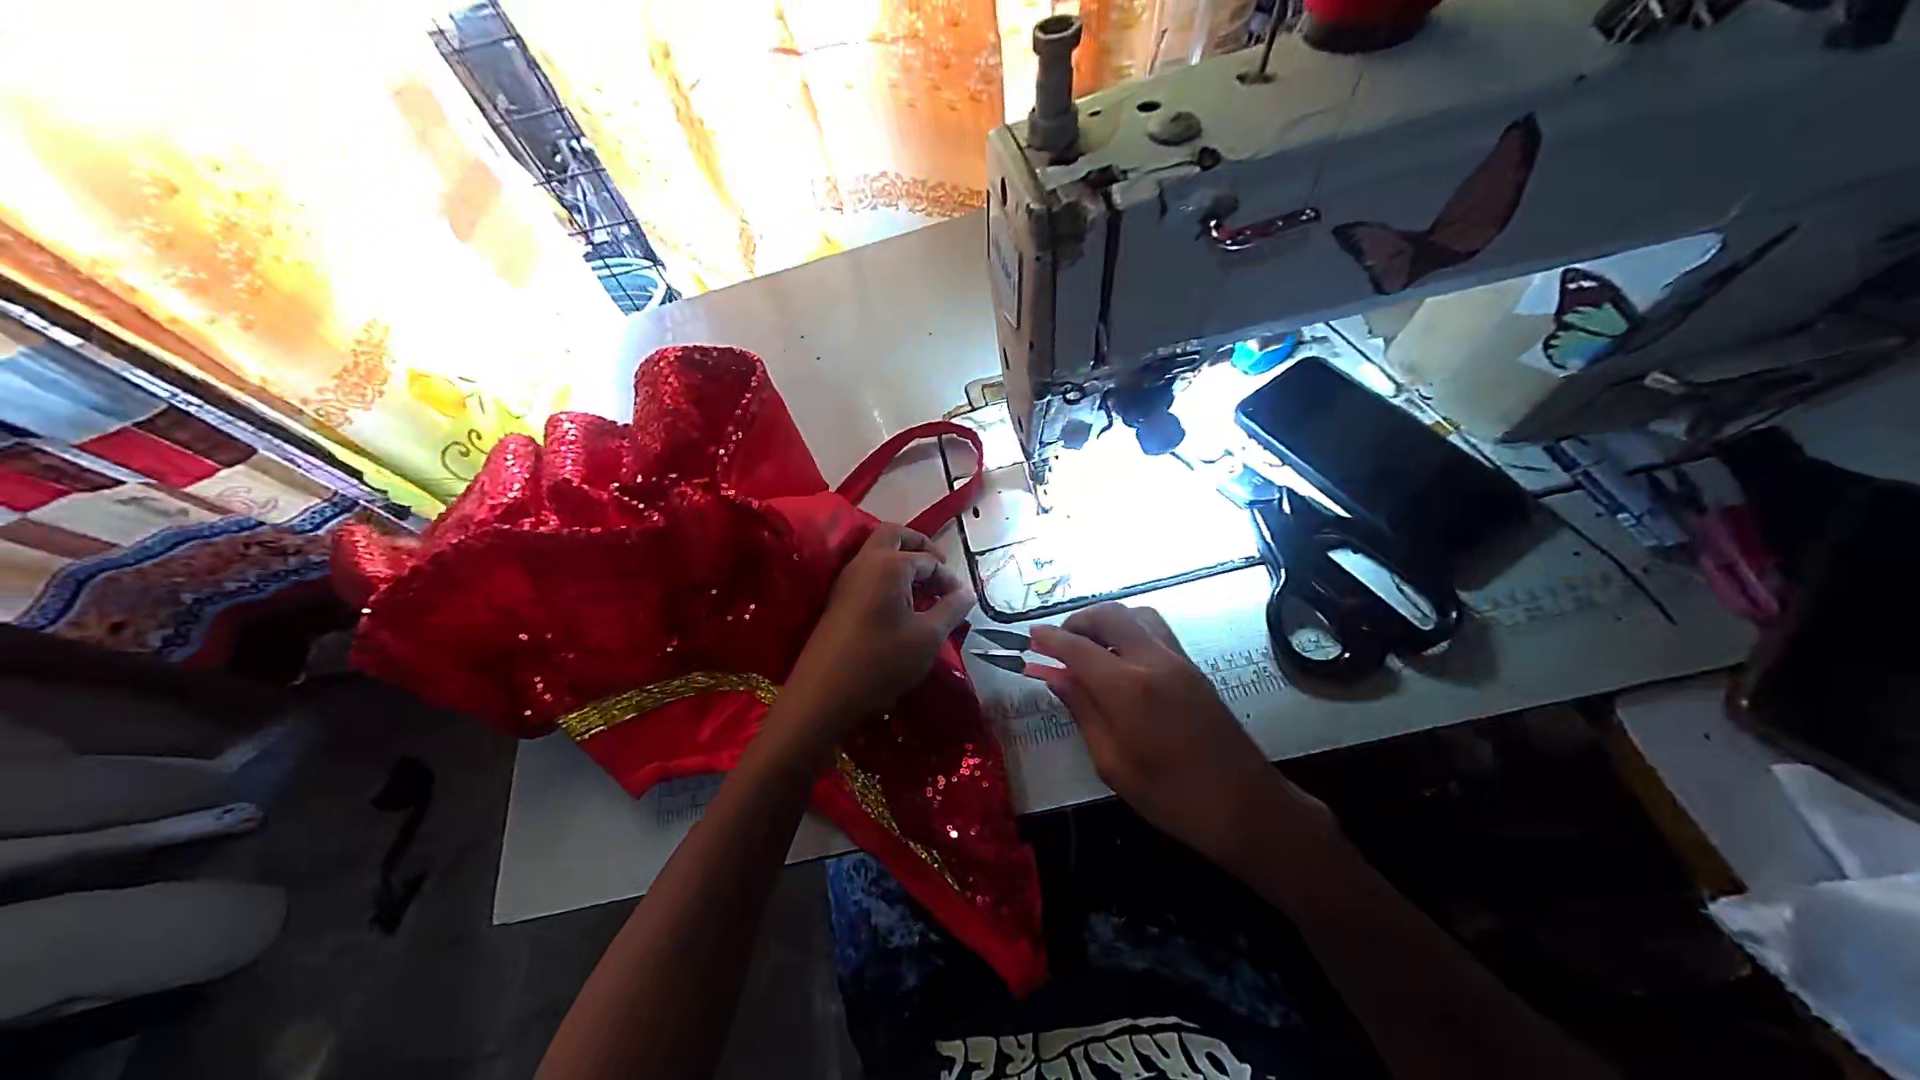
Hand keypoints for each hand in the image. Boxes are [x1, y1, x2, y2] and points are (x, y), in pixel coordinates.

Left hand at [780, 523, 975, 745]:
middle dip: (920, 546)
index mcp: (889, 564)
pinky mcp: (838, 599)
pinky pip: (867, 573)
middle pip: (894, 535)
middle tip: (938, 570)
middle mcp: (864, 562)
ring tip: (922, 592)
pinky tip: (900, 608)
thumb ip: (952, 609)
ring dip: (902, 562)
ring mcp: (846, 580)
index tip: (961, 601)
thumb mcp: (928, 637)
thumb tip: (966, 592)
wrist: (825, 694)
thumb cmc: (882, 661)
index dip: (949, 578)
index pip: (929, 560)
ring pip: (876, 553)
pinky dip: (886, 578)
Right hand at [1027, 603, 1332, 864]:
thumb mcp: (1113, 764)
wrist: (1247, 807)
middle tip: (1058, 644)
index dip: (1049, 640)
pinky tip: (1120, 661)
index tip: (1029, 638)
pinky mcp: (1195, 669)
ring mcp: (1180, 661)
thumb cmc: (1173, 798)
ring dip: (1107, 622)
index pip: (1078, 647)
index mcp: (1129, 689)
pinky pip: (1156, 631)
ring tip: (1089, 649)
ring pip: (1136, 616)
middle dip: (1077, 621)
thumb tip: (1054, 676)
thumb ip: (1082, 711)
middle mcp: (1155, 661)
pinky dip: (1130, 631)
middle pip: (1109, 615)